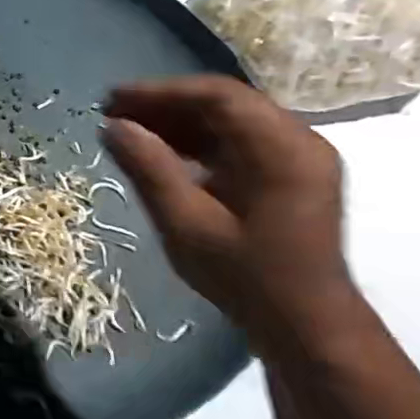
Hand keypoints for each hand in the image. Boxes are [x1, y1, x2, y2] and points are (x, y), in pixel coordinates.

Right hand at [104, 76, 357, 343]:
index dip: (160, 92)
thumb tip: (113, 126)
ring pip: (229, 120)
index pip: (218, 96)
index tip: (112, 100)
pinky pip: (238, 141)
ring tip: (128, 130)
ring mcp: (297, 158)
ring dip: (178, 121)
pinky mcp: (288, 174)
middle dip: (165, 104)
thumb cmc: (246, 277)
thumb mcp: (187, 224)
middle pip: (225, 103)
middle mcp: (298, 142)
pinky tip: (160, 152)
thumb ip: (150, 169)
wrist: (306, 326)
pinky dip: (196, 141)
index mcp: (283, 149)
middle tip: (113, 113)